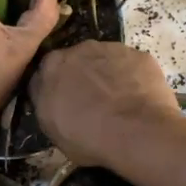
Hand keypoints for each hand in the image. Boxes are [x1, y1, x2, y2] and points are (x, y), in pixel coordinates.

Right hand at [31, 41, 181, 167]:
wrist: (135, 132)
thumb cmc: (87, 136)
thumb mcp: (52, 128)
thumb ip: (49, 104)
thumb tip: (54, 100)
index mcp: (51, 66)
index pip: (47, 73)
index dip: (56, 88)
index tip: (64, 103)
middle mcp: (78, 50)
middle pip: (77, 61)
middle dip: (82, 77)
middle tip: (91, 103)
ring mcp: (111, 49)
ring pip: (105, 60)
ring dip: (108, 75)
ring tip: (118, 102)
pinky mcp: (138, 55)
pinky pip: (131, 65)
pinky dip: (132, 78)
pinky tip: (138, 99)